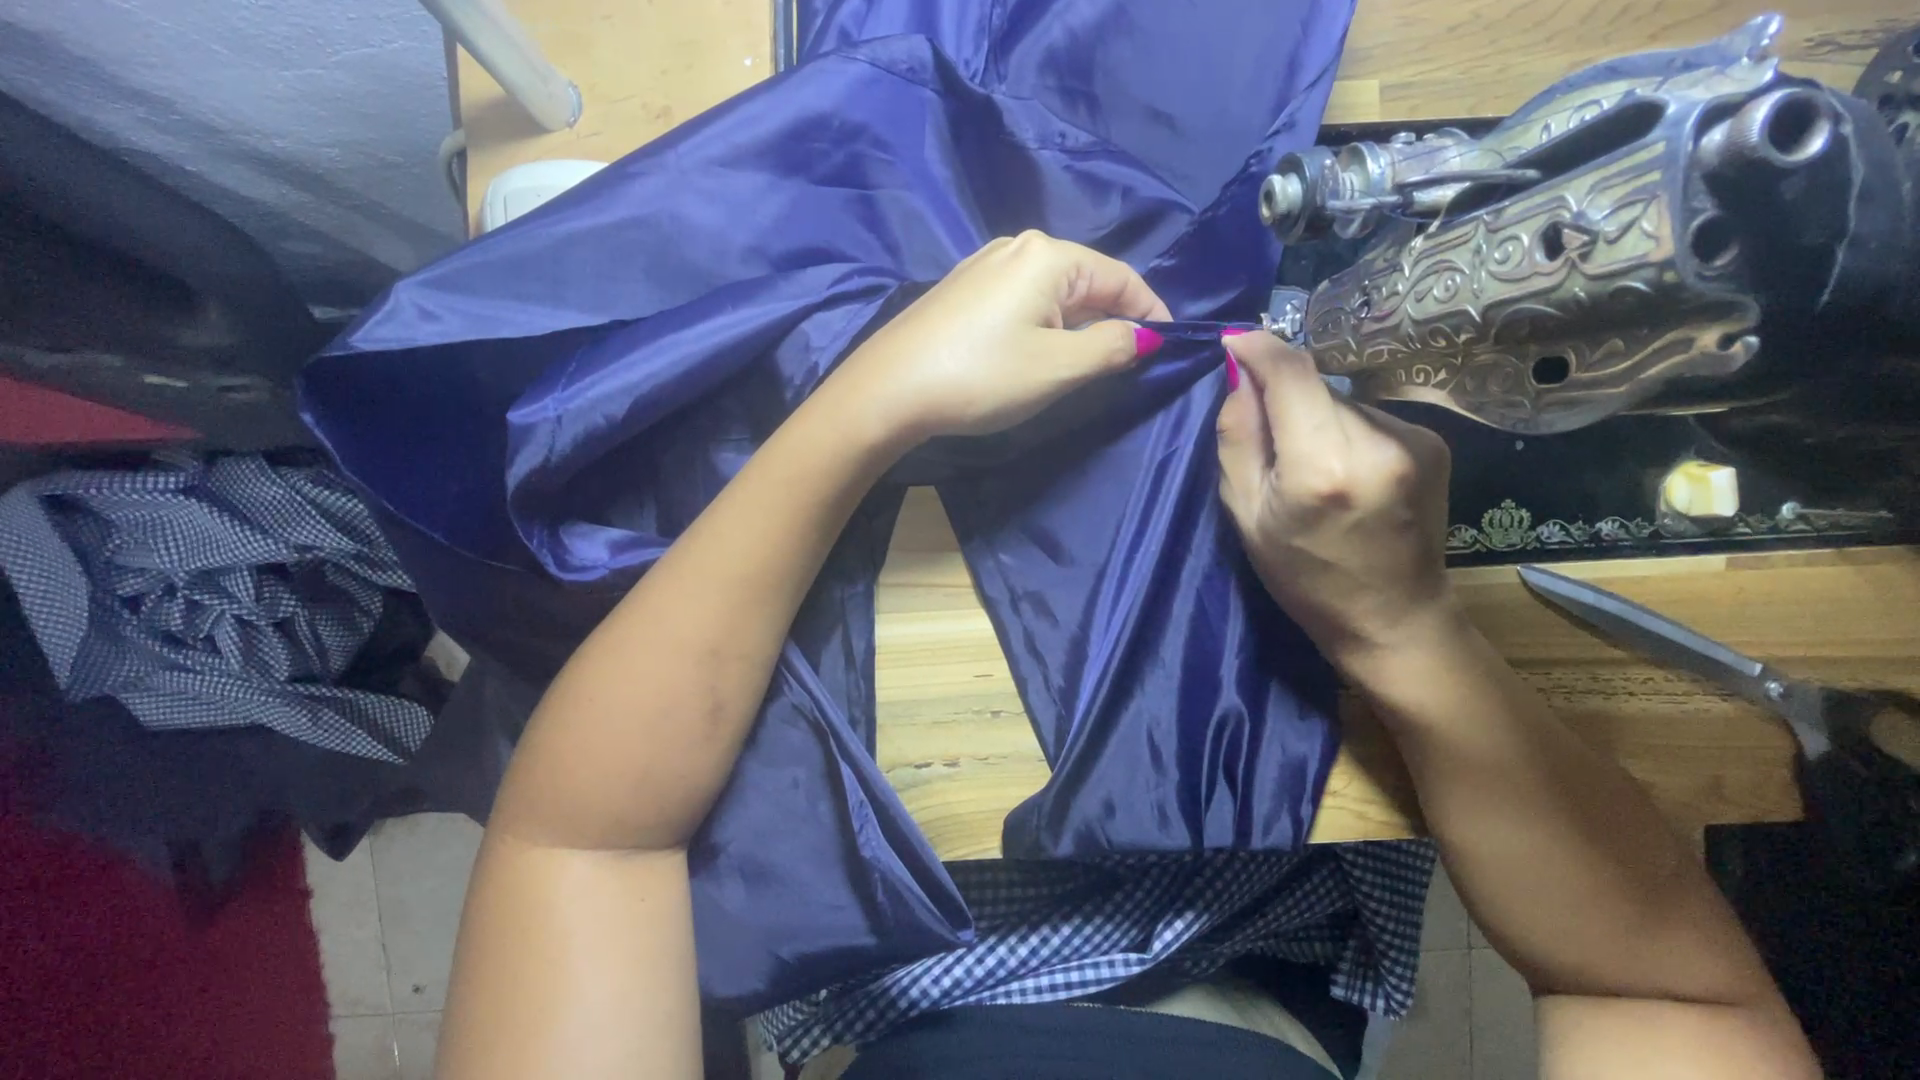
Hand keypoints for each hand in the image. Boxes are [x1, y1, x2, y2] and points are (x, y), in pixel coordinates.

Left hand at [827, 230, 1171, 443]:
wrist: (888, 390)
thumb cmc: (981, 376)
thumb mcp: (1059, 367)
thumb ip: (1111, 347)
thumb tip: (1144, 336)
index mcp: (1049, 255)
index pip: (1122, 278)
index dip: (1152, 313)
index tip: (1170, 347)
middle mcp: (1018, 246)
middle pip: (1087, 281)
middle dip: (1113, 320)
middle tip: (1127, 365)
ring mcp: (984, 265)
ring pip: (1054, 293)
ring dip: (1078, 326)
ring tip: (1085, 366)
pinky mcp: (962, 289)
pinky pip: (1023, 300)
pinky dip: (1044, 324)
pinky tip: (1038, 354)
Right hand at [1215, 330, 1456, 670]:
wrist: (1392, 617)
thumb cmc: (1304, 578)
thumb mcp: (1247, 516)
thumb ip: (1238, 437)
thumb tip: (1239, 373)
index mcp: (1321, 466)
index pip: (1290, 371)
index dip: (1257, 348)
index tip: (1233, 343)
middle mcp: (1376, 440)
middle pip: (1315, 385)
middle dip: (1283, 396)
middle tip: (1266, 437)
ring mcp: (1413, 438)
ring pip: (1342, 399)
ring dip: (1316, 415)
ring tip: (1311, 466)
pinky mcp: (1432, 441)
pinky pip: (1369, 415)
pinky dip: (1345, 430)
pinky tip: (1346, 471)